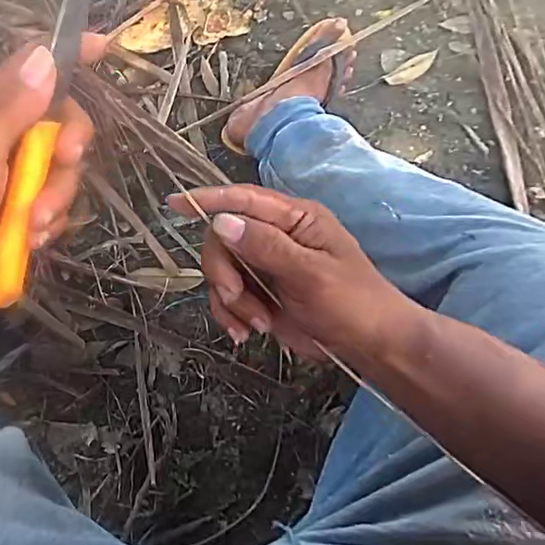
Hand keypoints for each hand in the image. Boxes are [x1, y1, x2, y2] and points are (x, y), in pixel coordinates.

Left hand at [0, 36, 103, 288]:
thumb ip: (11, 108)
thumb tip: (44, 57)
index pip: (34, 66)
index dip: (68, 54)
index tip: (103, 46)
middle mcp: (10, 133)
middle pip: (65, 122)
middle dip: (70, 145)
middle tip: (67, 160)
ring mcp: (20, 170)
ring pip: (66, 170)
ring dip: (54, 198)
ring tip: (31, 220)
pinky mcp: (27, 202)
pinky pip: (60, 202)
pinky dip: (48, 220)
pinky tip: (28, 233)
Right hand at [168, 185, 410, 360]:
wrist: (369, 345)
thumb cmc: (353, 303)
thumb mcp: (312, 274)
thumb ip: (266, 247)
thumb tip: (221, 221)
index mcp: (295, 219)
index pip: (244, 199)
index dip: (209, 200)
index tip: (176, 204)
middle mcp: (275, 235)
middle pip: (222, 239)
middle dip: (224, 273)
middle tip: (237, 299)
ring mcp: (264, 264)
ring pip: (220, 271)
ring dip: (231, 301)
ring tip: (257, 324)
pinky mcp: (258, 292)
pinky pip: (225, 297)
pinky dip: (230, 316)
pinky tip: (246, 333)